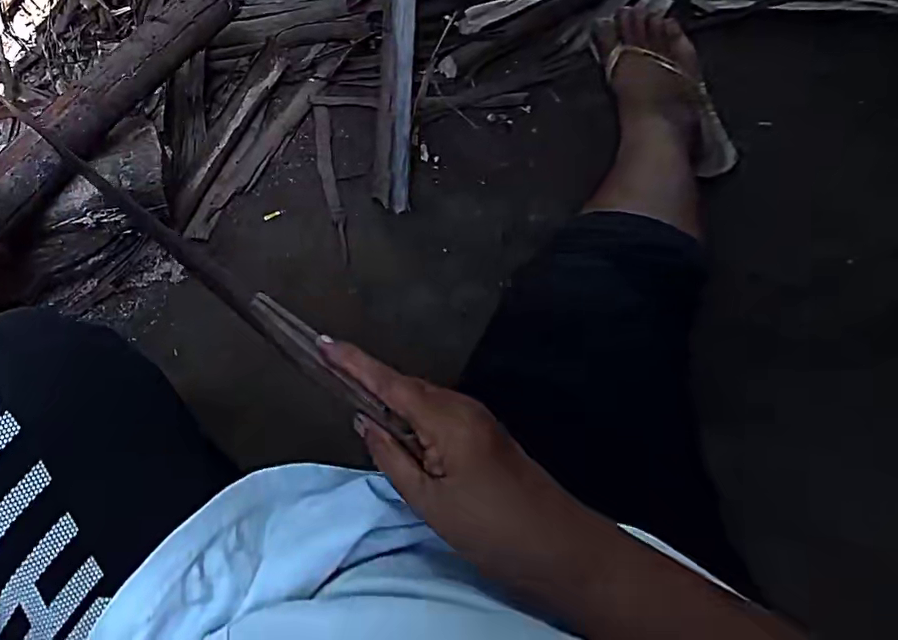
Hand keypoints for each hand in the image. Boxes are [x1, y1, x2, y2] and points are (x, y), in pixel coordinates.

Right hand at [321, 338, 623, 587]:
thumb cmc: (497, 533)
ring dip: (386, 393)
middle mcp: (459, 406)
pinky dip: (408, 409)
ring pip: (418, 396)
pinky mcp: (484, 431)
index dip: (350, 360)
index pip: (385, 380)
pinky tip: (396, 423)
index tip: (321, 341)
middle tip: (327, 365)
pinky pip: (434, 408)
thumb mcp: (430, 503)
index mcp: (443, 418)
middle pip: (401, 383)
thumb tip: (364, 421)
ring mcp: (475, 417)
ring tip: (353, 393)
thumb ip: (390, 456)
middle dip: (364, 373)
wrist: (576, 557)